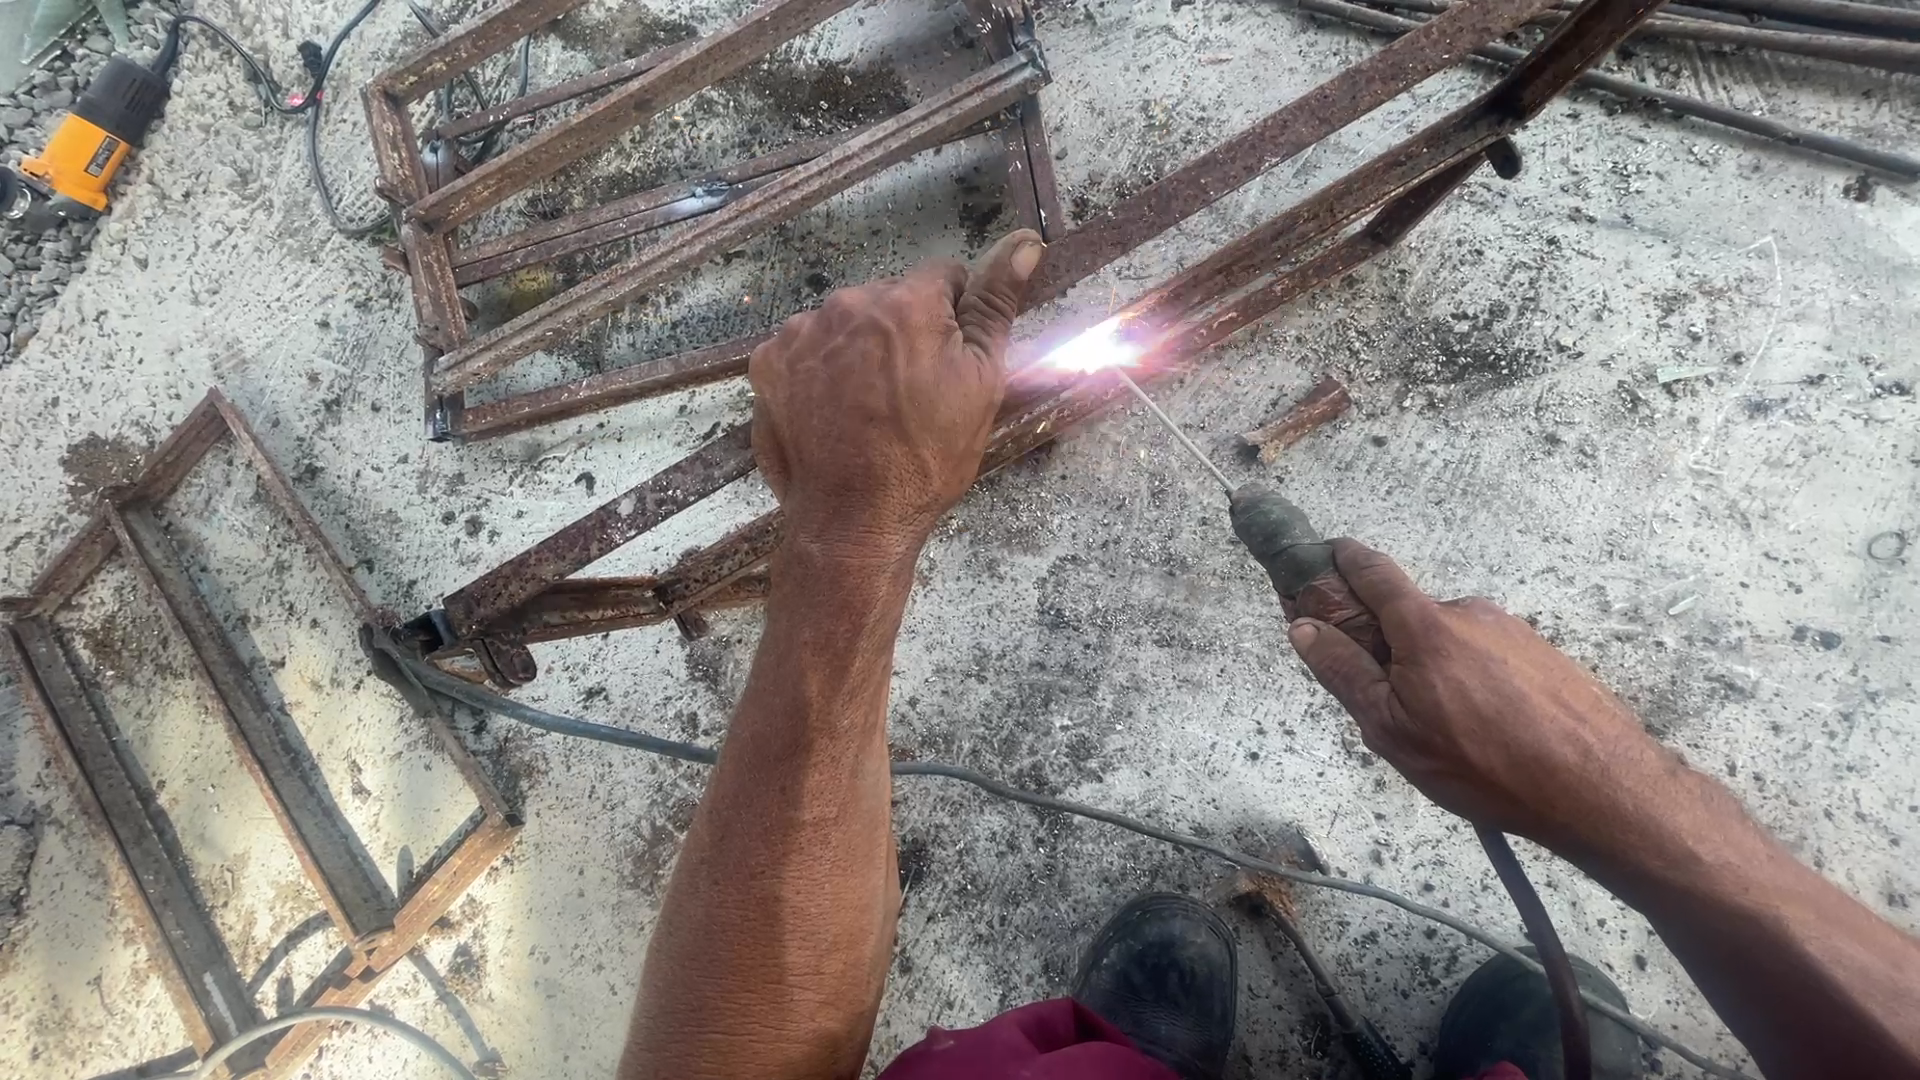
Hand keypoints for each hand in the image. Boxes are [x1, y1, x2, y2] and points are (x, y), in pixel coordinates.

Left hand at [749, 230, 1042, 564]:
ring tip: (866, 409)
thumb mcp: (980, 383)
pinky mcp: (766, 364)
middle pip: (889, 300)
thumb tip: (1024, 243)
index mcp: (906, 301)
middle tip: (909, 396)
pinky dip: (818, 371)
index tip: (948, 364)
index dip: (954, 320)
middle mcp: (846, 302)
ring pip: (844, 324)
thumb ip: (995, 306)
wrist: (854, 519)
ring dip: (858, 350)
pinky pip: (805, 349)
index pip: (943, 278)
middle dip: (903, 333)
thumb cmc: (928, 457)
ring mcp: (799, 333)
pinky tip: (831, 411)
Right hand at [1286, 539, 1673, 847]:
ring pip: (1451, 640)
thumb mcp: (1391, 727)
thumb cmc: (1482, 764)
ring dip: (1433, 666)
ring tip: (1446, 727)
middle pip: (1411, 616)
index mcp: (1426, 626)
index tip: (1327, 554)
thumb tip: (1302, 626)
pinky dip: (1472, 678)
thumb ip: (1343, 671)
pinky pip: (1489, 657)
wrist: (1608, 794)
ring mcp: (1515, 633)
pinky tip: (1486, 727)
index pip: (1375, 573)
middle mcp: (1470, 614)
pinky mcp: (1548, 657)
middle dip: (1390, 643)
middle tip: (1390, 700)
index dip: (1346, 558)